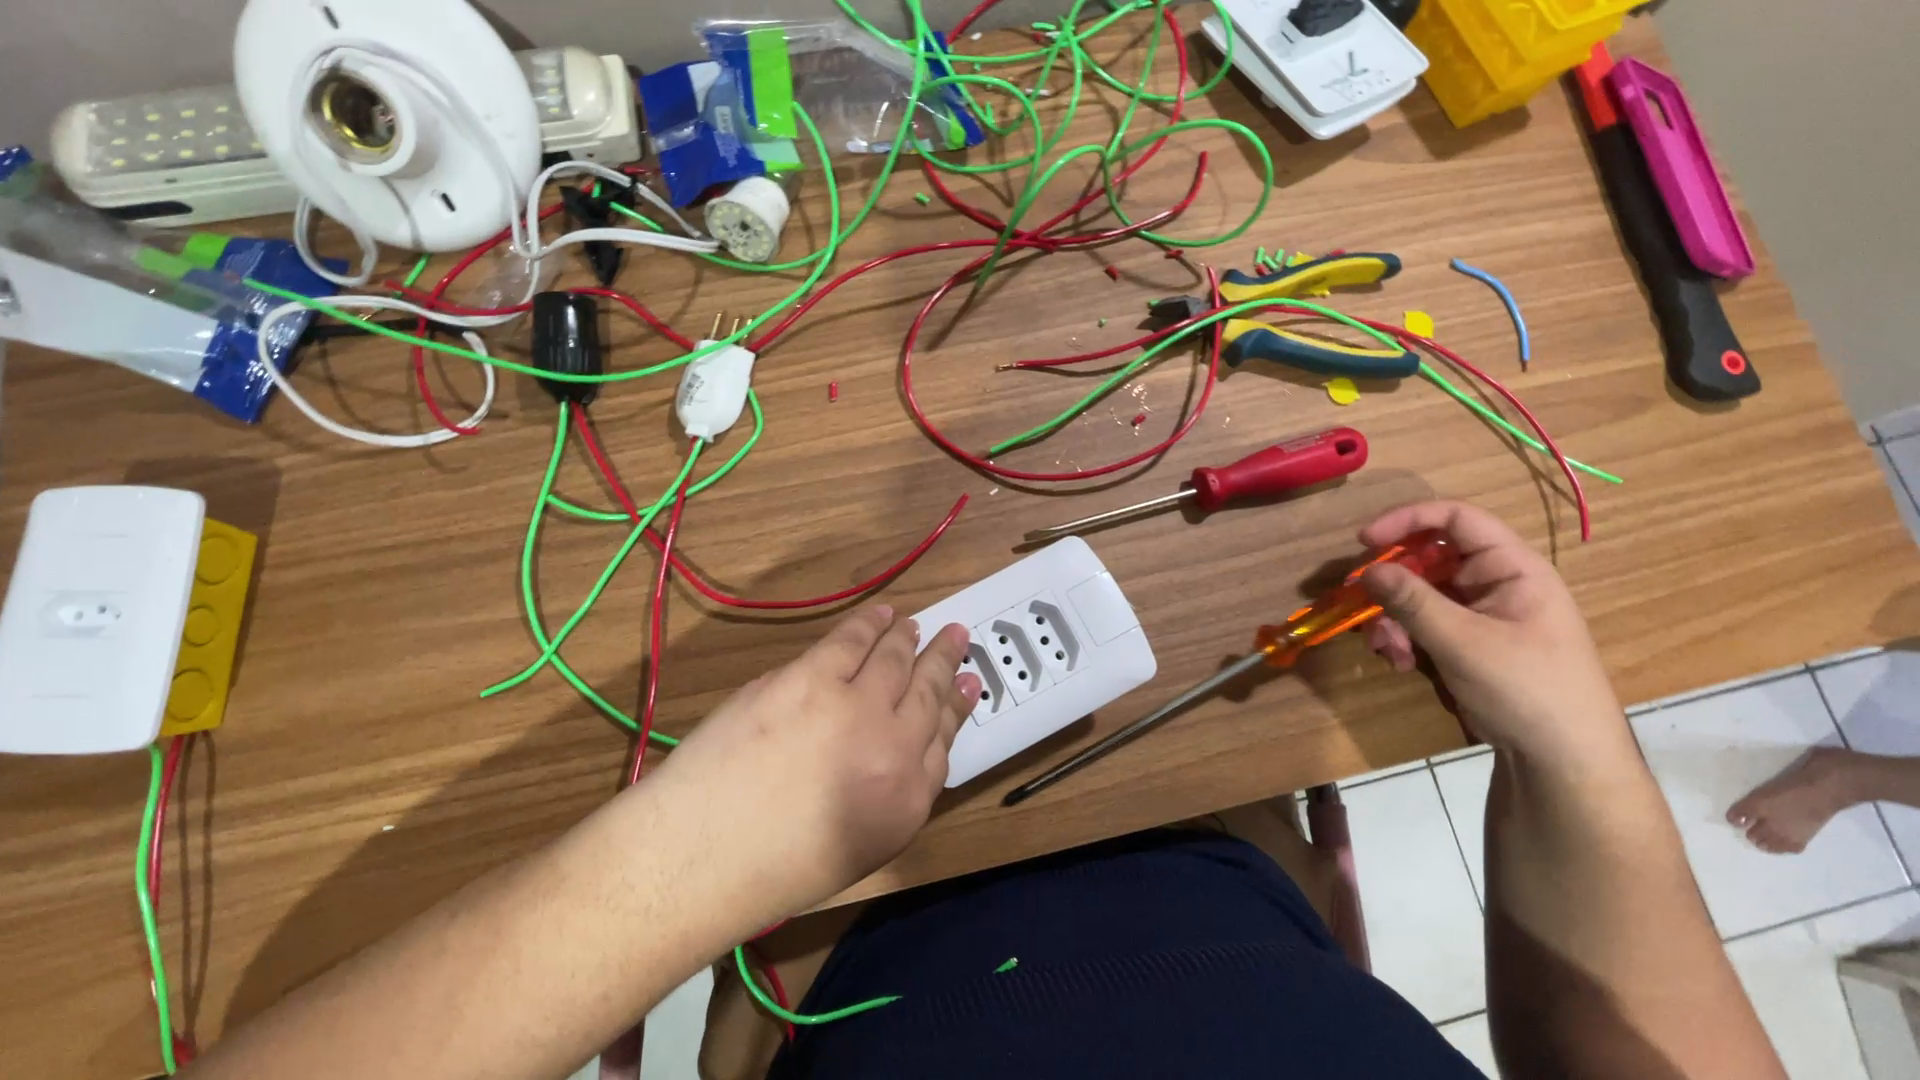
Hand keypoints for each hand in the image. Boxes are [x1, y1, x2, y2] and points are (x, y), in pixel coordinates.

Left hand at [650, 605, 981, 912]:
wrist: (705, 850)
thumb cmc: (777, 866)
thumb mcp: (862, 848)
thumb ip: (896, 796)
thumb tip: (909, 751)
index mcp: (908, 798)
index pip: (943, 739)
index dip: (957, 707)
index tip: (967, 684)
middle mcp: (894, 746)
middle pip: (928, 691)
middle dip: (945, 661)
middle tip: (955, 637)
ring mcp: (854, 706)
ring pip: (894, 658)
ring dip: (909, 638)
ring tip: (915, 627)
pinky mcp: (811, 678)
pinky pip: (852, 640)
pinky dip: (871, 624)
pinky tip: (882, 615)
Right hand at [1358, 502, 1632, 768]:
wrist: (1563, 760)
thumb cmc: (1526, 689)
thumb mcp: (1463, 642)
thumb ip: (1412, 601)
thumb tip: (1367, 570)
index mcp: (1512, 567)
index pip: (1456, 518)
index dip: (1408, 520)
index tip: (1364, 542)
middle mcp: (1496, 582)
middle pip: (1430, 559)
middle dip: (1392, 583)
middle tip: (1361, 605)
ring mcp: (1482, 614)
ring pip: (1421, 595)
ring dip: (1394, 618)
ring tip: (1386, 649)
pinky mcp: (1468, 643)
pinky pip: (1425, 624)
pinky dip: (1404, 638)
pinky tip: (1400, 663)